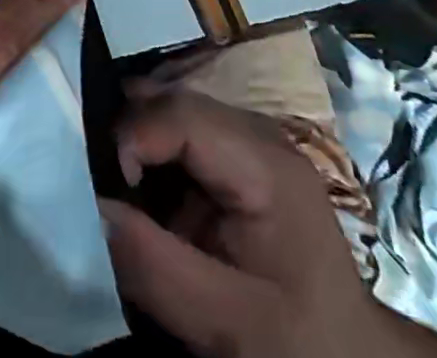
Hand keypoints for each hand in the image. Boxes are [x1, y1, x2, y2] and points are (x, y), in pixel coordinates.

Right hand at [102, 91, 436, 357]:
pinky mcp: (236, 152)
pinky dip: (148, 149)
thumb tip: (91, 207)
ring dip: (134, 139)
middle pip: (173, 103)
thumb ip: (154, 265)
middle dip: (126, 133)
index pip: (182, 115)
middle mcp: (257, 133)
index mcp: (266, 166)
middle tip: (94, 180)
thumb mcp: (226, 320)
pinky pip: (178, 131)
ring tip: (111, 182)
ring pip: (171, 109)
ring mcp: (248, 138)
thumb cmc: (295, 335)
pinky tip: (137, 185)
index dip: (132, 137)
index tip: (103, 190)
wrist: (345, 347)